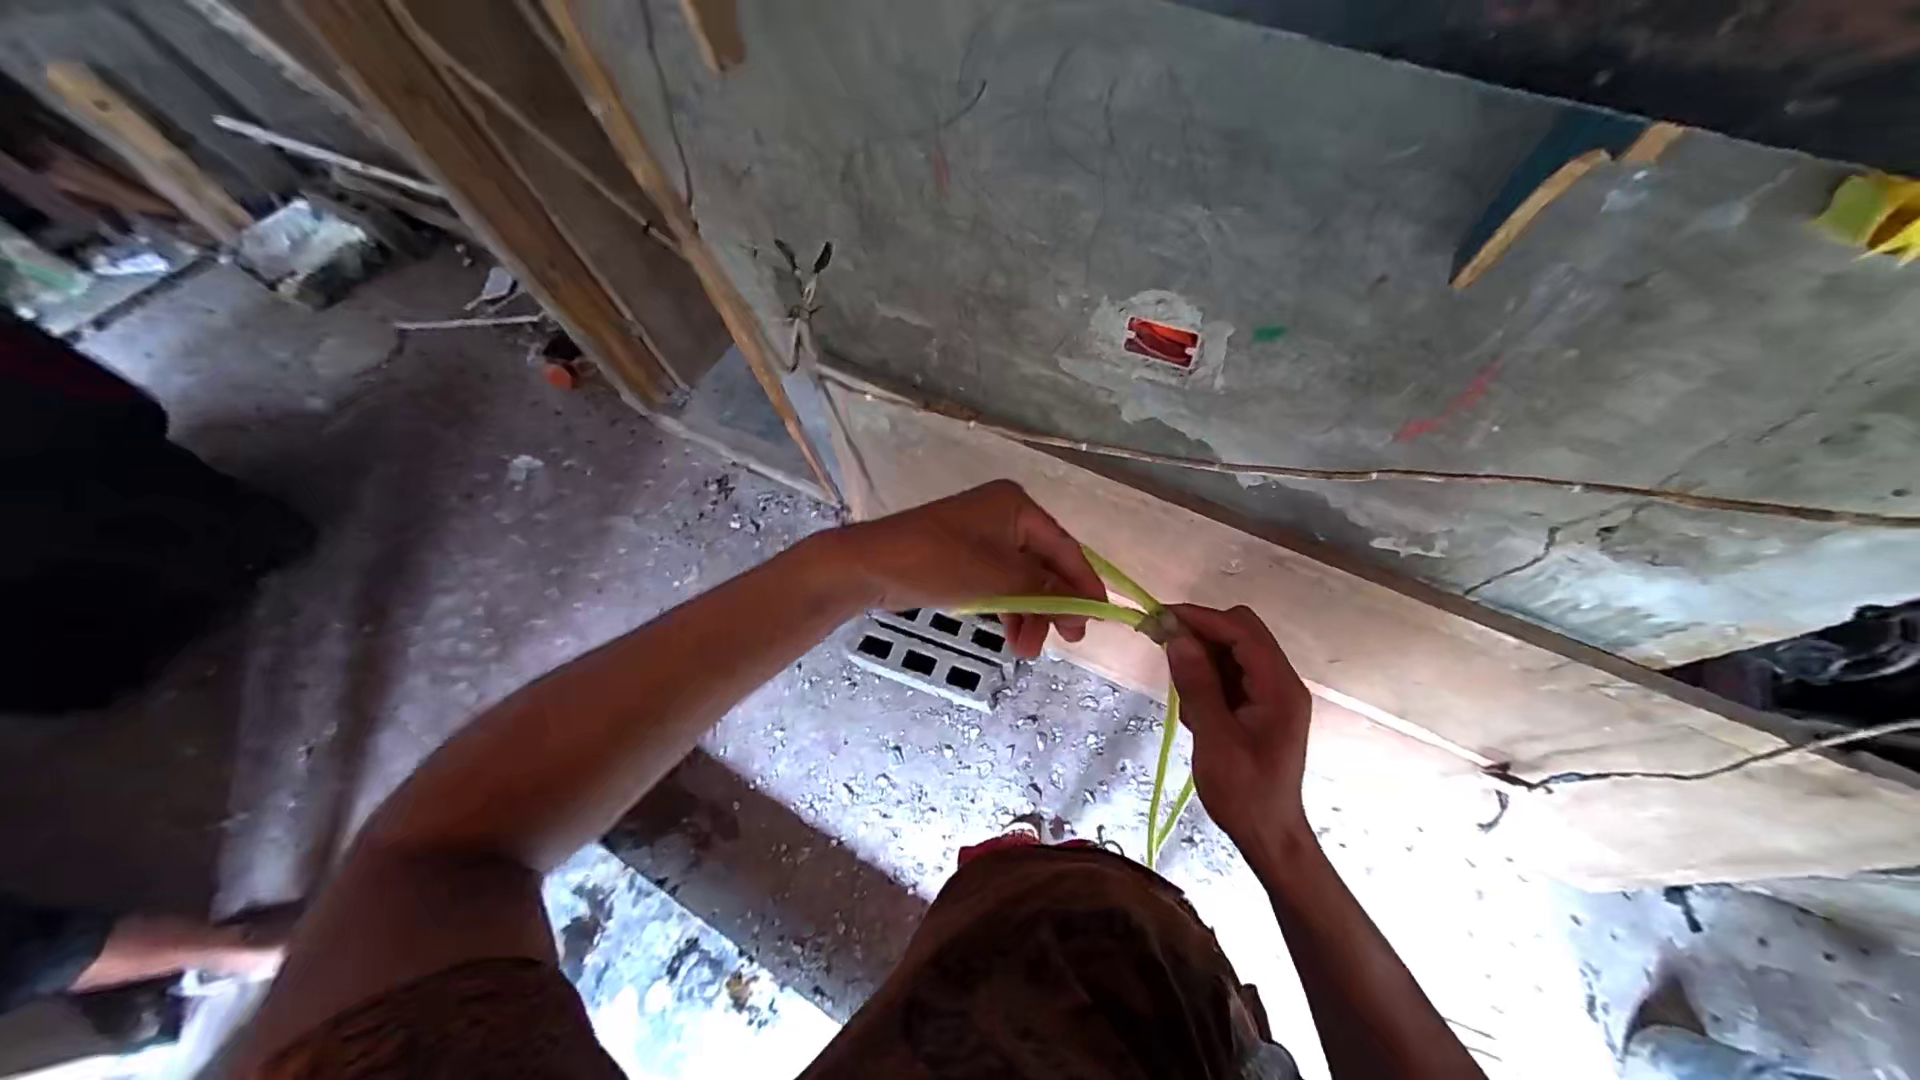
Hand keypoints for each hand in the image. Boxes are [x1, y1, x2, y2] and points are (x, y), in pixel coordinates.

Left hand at [831, 481, 1107, 656]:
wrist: (871, 566)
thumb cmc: (938, 562)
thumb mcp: (1000, 578)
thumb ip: (1047, 591)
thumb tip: (1086, 607)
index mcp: (1016, 506)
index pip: (1064, 548)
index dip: (1084, 584)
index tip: (1099, 619)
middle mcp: (1003, 516)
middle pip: (1044, 566)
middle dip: (1053, 606)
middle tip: (1066, 640)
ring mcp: (982, 537)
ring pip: (1020, 580)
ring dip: (1029, 614)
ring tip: (1026, 649)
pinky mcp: (964, 558)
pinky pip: (998, 584)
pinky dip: (1007, 609)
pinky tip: (1011, 635)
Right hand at [1163, 604, 1315, 858]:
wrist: (1268, 835)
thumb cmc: (1244, 793)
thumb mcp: (1215, 740)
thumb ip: (1198, 685)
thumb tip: (1177, 637)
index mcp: (1279, 689)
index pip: (1242, 632)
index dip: (1201, 618)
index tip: (1159, 617)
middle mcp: (1280, 682)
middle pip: (1241, 632)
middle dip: (1200, 630)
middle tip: (1159, 640)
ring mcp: (1271, 692)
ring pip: (1233, 649)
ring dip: (1201, 653)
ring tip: (1176, 684)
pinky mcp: (1258, 704)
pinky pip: (1229, 671)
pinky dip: (1206, 675)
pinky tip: (1191, 704)